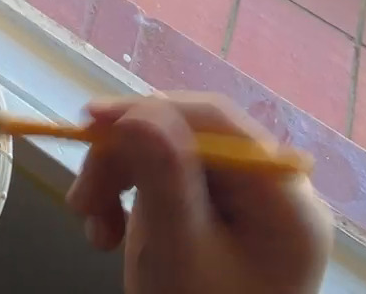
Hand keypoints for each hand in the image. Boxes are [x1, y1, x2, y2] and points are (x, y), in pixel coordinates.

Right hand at [67, 94, 331, 293]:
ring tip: (89, 223)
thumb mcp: (176, 254)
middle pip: (182, 136)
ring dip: (115, 178)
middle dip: (123, 158)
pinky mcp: (211, 210)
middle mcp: (268, 190)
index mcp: (283, 200)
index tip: (92, 121)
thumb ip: (163, 180)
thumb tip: (140, 112)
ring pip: (161, 153)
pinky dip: (124, 194)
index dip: (151, 111)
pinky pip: (160, 176)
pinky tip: (105, 229)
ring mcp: (240, 201)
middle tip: (81, 194)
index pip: (215, 122)